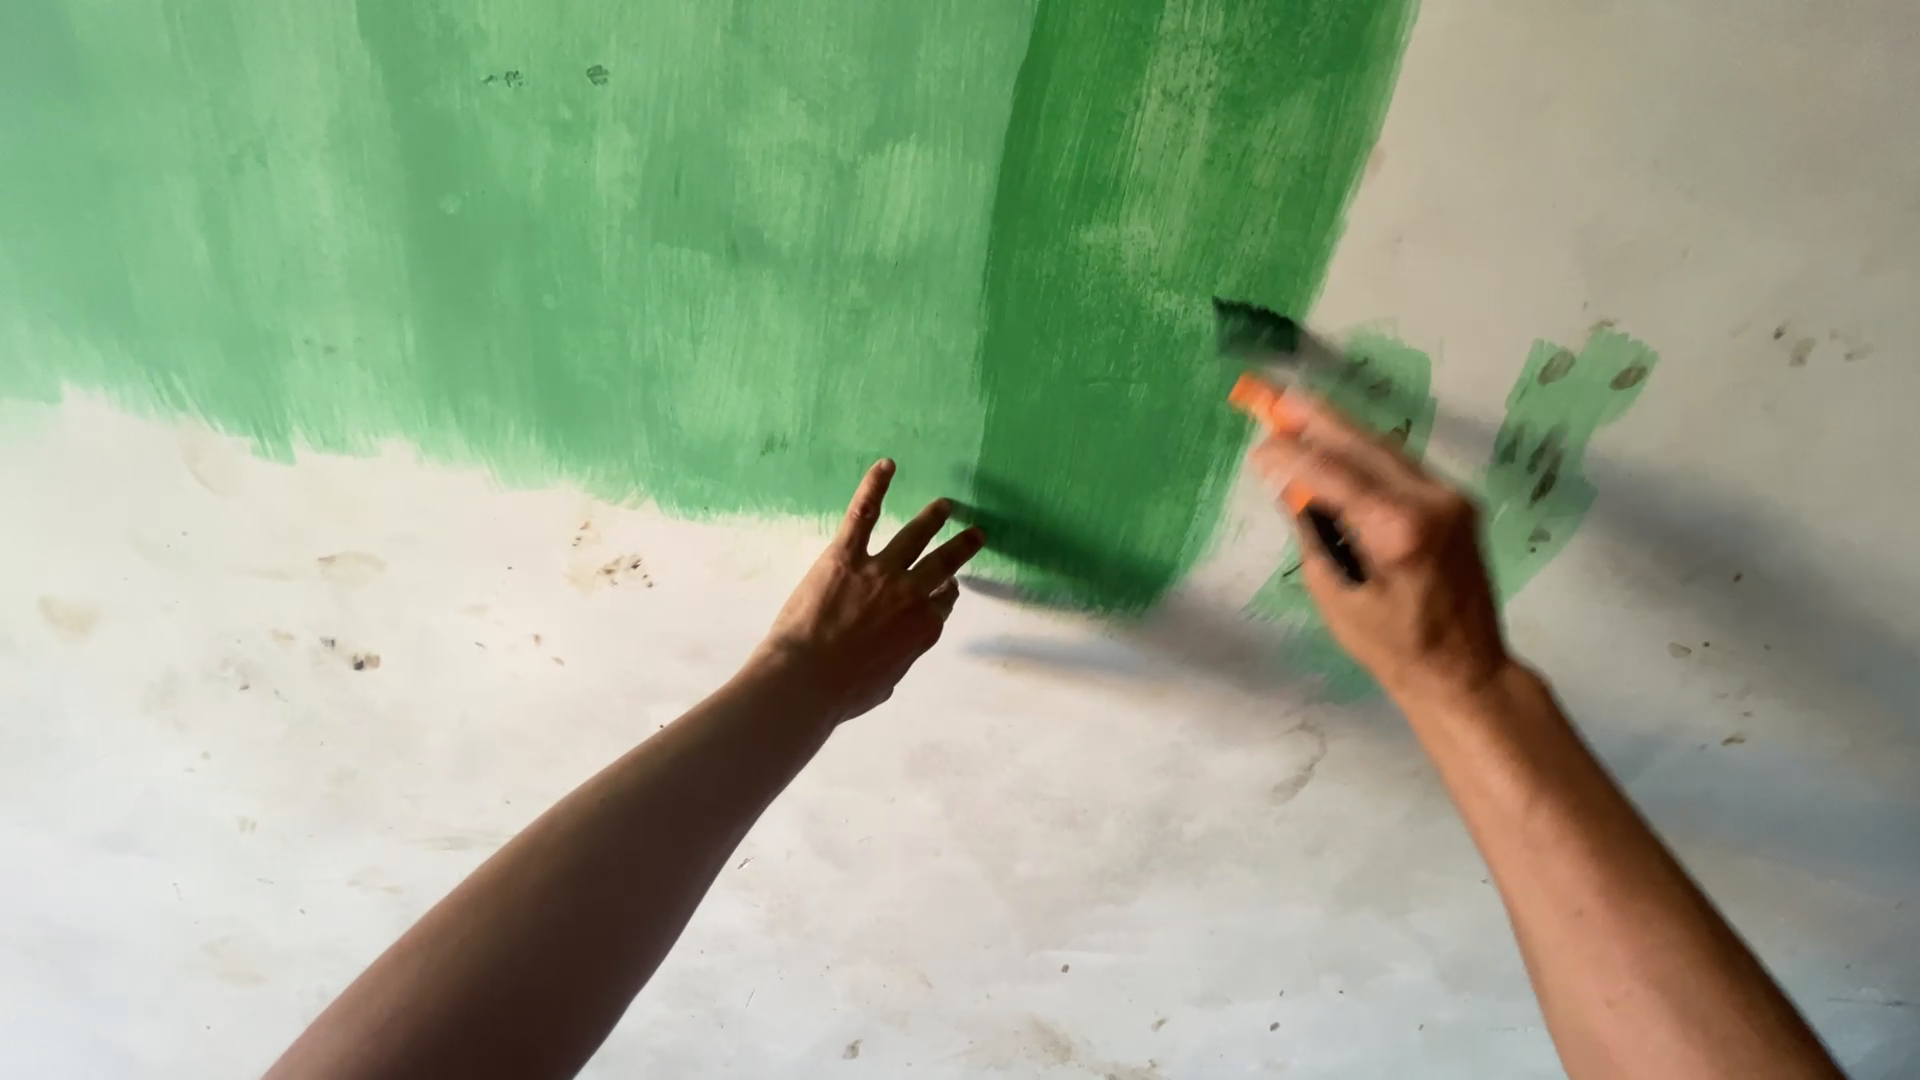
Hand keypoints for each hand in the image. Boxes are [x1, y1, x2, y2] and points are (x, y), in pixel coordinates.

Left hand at [757, 460, 985, 723]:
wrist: (806, 680)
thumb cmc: (843, 692)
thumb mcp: (886, 682)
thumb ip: (898, 658)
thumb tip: (893, 652)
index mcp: (922, 628)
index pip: (944, 603)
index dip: (947, 593)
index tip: (950, 586)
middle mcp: (911, 595)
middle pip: (943, 565)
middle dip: (961, 548)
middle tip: (975, 534)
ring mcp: (881, 571)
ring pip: (915, 536)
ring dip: (932, 518)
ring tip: (944, 505)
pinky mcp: (846, 555)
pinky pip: (864, 514)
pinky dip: (875, 486)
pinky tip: (887, 465)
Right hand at [1247, 391, 1512, 708]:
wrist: (1464, 667)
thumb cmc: (1387, 642)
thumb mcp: (1333, 588)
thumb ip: (1314, 528)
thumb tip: (1288, 481)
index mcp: (1396, 531)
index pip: (1331, 475)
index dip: (1290, 456)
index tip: (1258, 448)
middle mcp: (1430, 502)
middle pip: (1362, 445)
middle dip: (1316, 419)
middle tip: (1276, 397)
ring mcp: (1449, 498)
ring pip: (1384, 447)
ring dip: (1339, 427)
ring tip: (1298, 408)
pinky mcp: (1455, 501)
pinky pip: (1398, 463)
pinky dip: (1362, 449)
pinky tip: (1336, 441)